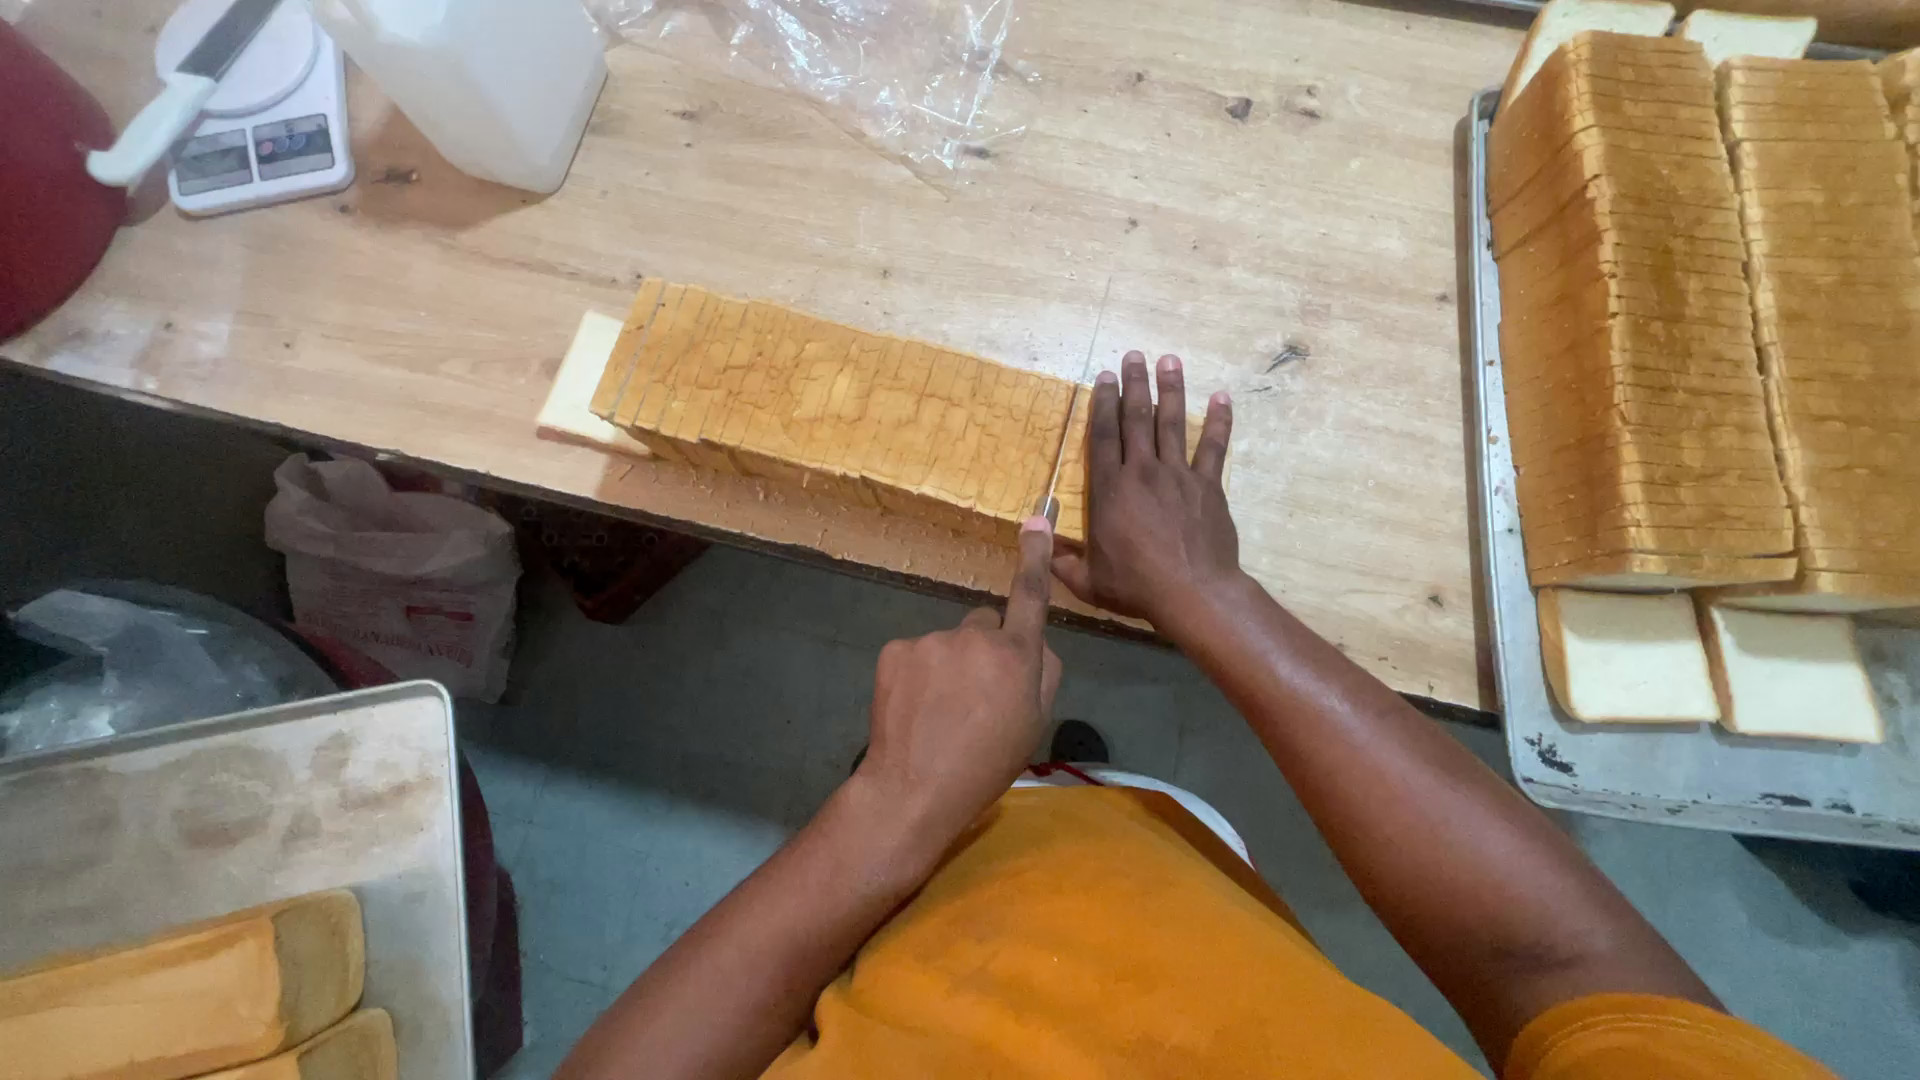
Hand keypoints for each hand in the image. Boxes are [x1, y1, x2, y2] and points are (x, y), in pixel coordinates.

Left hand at [853, 517, 1063, 852]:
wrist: (914, 789)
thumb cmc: (985, 764)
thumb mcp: (1036, 726)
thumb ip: (1045, 674)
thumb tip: (1037, 643)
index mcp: (1016, 655)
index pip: (1030, 596)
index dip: (1035, 558)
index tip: (1038, 520)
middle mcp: (974, 636)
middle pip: (985, 626)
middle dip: (984, 649)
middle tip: (974, 696)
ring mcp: (931, 641)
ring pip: (948, 642)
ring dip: (948, 665)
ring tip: (939, 711)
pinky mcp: (895, 650)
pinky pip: (915, 653)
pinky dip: (916, 673)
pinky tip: (913, 707)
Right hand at [1052, 351, 1241, 627]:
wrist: (1193, 592)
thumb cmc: (1136, 587)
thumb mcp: (1087, 581)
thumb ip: (1062, 563)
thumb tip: (1039, 548)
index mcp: (1109, 491)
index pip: (1103, 437)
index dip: (1102, 404)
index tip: (1103, 377)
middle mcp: (1142, 472)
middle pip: (1137, 419)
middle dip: (1134, 384)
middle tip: (1134, 355)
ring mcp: (1178, 476)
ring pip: (1173, 423)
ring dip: (1171, 389)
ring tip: (1169, 360)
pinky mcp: (1208, 486)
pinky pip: (1214, 447)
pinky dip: (1218, 421)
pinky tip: (1222, 397)